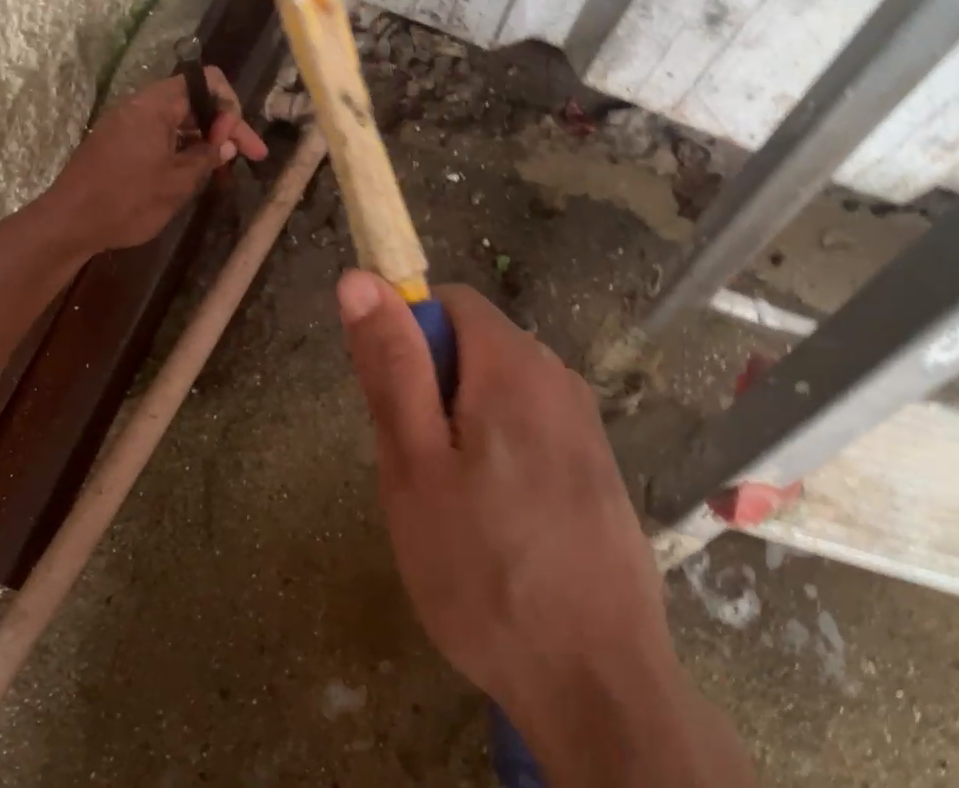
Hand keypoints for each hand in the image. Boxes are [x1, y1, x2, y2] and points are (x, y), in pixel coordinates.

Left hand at [42, 70, 267, 252]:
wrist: (70, 223)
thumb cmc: (126, 202)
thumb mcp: (177, 183)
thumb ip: (206, 157)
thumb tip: (227, 144)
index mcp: (154, 105)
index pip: (205, 81)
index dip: (228, 108)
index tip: (231, 143)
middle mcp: (140, 106)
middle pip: (194, 100)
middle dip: (224, 126)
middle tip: (252, 155)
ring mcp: (127, 125)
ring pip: (177, 120)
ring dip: (204, 139)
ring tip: (224, 168)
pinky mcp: (118, 144)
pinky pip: (159, 135)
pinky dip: (181, 148)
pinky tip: (194, 171)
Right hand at [334, 272, 668, 705]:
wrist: (595, 680)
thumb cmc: (483, 568)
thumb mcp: (414, 465)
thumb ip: (391, 367)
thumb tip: (359, 278)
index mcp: (514, 366)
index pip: (448, 302)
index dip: (406, 336)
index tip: (391, 405)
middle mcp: (560, 380)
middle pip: (476, 348)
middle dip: (431, 391)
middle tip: (414, 470)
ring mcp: (587, 430)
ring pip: (500, 396)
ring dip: (461, 430)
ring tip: (450, 506)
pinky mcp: (598, 474)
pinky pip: (531, 435)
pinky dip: (498, 458)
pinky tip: (495, 528)